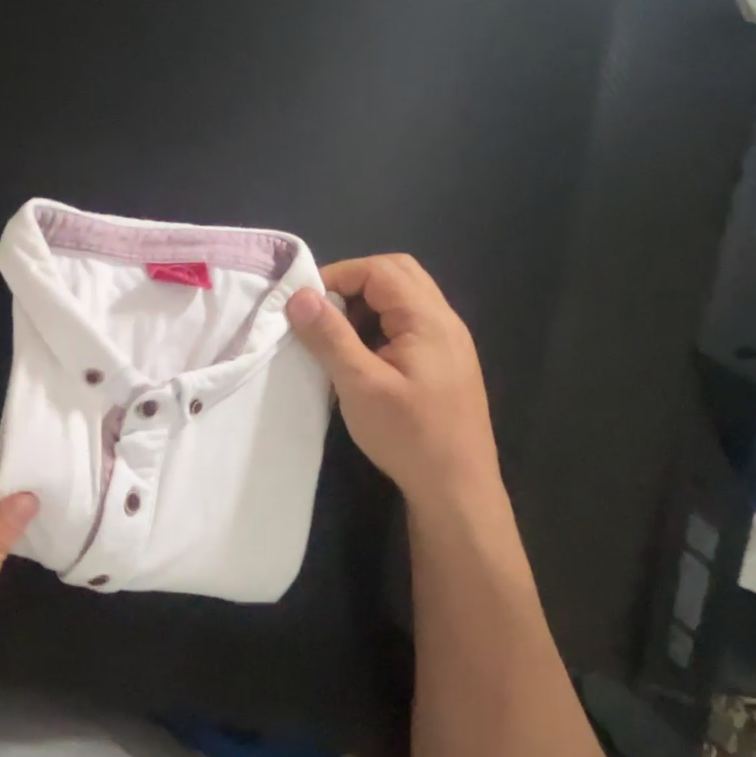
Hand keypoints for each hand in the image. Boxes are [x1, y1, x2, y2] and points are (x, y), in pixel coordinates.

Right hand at [287, 255, 498, 499]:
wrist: (456, 486)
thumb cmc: (408, 435)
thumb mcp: (360, 384)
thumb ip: (330, 336)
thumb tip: (300, 296)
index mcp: (428, 320)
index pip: (381, 270)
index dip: (338, 275)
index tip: (303, 303)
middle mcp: (444, 321)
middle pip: (398, 274)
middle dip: (352, 283)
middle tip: (319, 312)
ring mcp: (448, 342)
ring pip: (403, 299)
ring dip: (364, 306)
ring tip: (334, 336)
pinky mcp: (443, 363)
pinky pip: (408, 325)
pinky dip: (378, 326)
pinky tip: (359, 358)